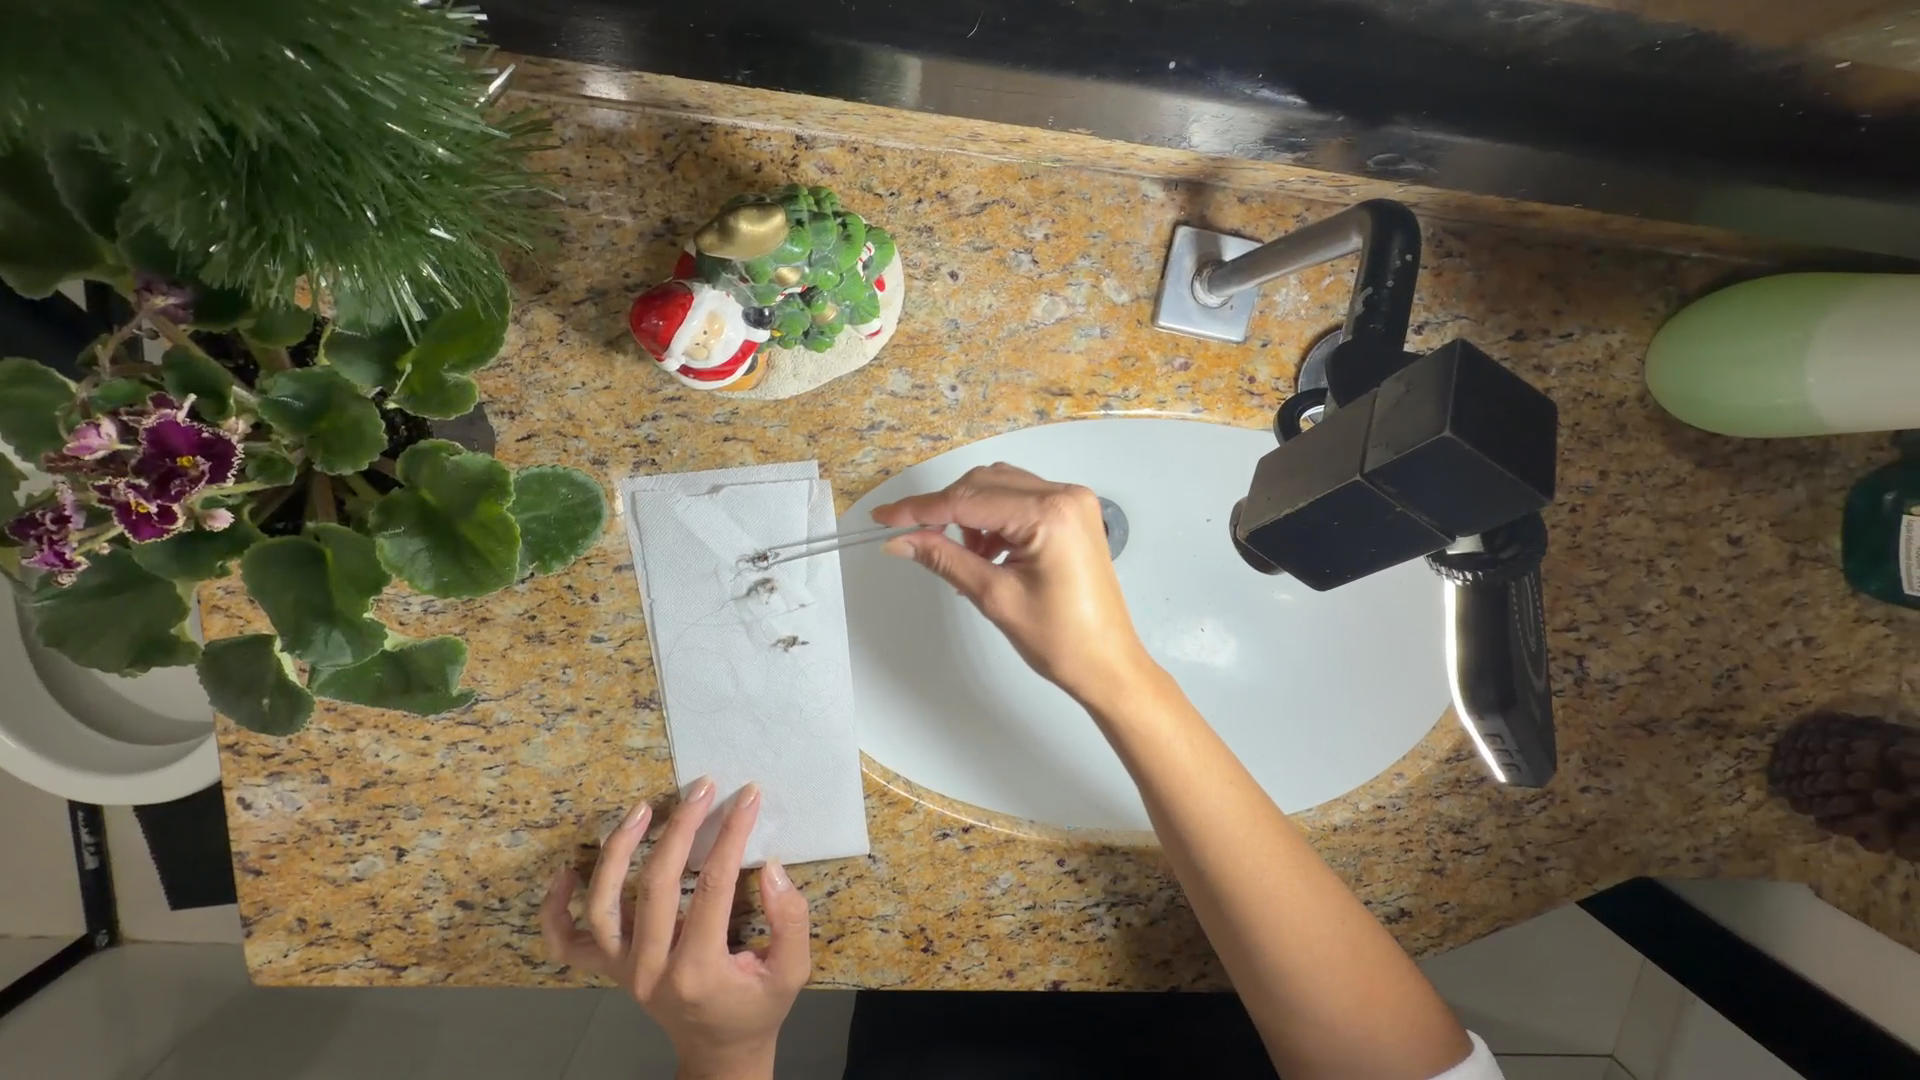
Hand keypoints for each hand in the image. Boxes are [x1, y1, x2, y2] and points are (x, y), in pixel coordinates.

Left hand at [540, 780, 810, 1079]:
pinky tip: (567, 870)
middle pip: (656, 884)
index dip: (732, 835)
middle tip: (703, 787)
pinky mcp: (609, 970)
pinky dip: (557, 908)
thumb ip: (790, 920)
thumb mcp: (792, 971)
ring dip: (620, 850)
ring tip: (643, 808)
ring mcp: (623, 970)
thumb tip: (770, 867)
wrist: (719, 1054)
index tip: (748, 796)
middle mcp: (650, 969)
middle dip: (682, 827)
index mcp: (698, 969)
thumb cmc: (757, 1009)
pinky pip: (568, 943)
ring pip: (604, 905)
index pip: (713, 885)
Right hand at [871, 462, 1152, 702]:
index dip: (920, 508)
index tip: (882, 517)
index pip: (968, 499)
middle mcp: (1065, 494)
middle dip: (945, 510)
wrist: (1108, 664)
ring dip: (970, 515)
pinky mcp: (1073, 514)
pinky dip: (993, 520)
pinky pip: (1019, 500)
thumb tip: (898, 540)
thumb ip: (944, 558)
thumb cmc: (1059, 640)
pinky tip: (987, 554)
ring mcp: (1073, 501)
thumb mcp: (994, 596)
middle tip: (914, 541)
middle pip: (983, 484)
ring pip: (1000, 488)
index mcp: (1049, 513)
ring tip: (964, 558)